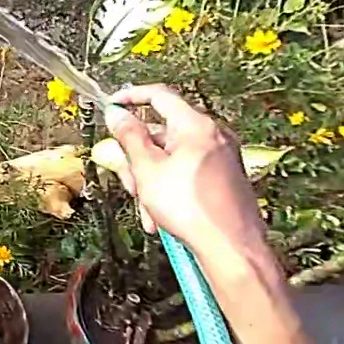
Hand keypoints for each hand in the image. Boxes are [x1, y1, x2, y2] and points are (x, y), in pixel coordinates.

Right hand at [103, 84, 281, 284]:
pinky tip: (159, 217)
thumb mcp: (147, 169)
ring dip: (150, 181)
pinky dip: (168, 190)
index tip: (112, 106)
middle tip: (129, 181)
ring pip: (170, 158)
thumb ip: (129, 137)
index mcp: (195, 126)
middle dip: (138, 159)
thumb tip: (117, 113)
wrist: (232, 248)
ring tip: (147, 210)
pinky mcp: (223, 178)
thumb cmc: (190, 208)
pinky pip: (185, 174)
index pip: (159, 95)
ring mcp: (220, 157)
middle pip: (161, 133)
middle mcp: (212, 135)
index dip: (130, 97)